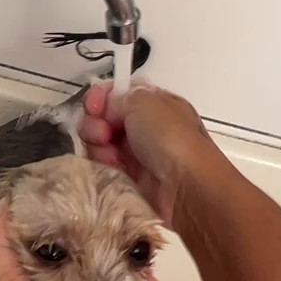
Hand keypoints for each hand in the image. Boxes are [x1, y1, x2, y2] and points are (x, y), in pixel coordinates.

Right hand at [79, 82, 223, 238]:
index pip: (118, 93)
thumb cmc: (171, 138)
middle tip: (102, 132)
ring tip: (108, 152)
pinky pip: (103, 163)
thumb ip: (117, 97)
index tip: (93, 106)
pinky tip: (110, 164)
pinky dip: (101, 162)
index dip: (101, 96)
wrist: (186, 186)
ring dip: (97, 144)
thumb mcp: (144, 101)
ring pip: (100, 141)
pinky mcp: (129, 176)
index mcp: (155, 103)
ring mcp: (137, 152)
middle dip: (95, 122)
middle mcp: (145, 126)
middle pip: (104, 117)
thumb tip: (105, 109)